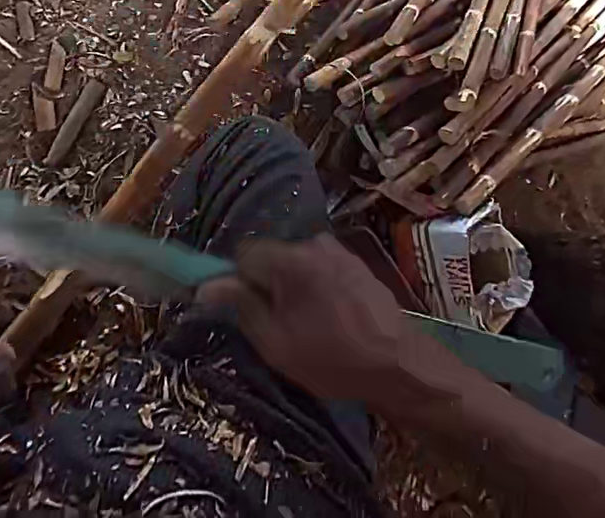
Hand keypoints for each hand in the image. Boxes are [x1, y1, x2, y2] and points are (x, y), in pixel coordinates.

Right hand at [198, 235, 419, 407]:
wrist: (396, 362)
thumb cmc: (331, 358)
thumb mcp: (275, 343)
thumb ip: (242, 306)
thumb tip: (208, 285)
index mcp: (291, 259)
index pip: (245, 252)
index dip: (237, 279)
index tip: (243, 308)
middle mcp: (314, 243)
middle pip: (273, 256)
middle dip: (267, 284)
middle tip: (276, 324)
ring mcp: (338, 249)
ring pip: (297, 263)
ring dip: (292, 286)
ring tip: (306, 324)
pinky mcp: (355, 260)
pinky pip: (319, 266)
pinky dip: (315, 286)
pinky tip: (328, 316)